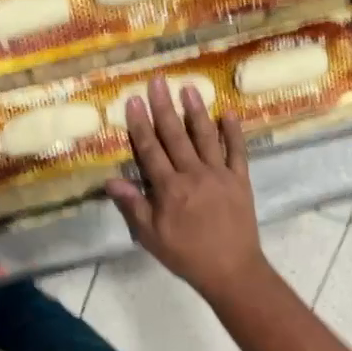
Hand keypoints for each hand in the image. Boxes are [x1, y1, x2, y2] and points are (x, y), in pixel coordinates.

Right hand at [106, 77, 269, 298]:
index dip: (140, 125)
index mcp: (169, 189)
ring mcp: (219, 174)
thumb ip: (133, 206)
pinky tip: (228, 114)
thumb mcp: (151, 237)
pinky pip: (237, 150)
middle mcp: (193, 174)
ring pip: (205, 136)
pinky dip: (233, 131)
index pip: (150, 150)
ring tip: (188, 88)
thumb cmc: (186, 256)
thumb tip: (111, 181)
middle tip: (157, 81)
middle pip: (175, 136)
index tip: (132, 100)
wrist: (231, 269)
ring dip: (195, 111)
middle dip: (164, 107)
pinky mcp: (240, 180)